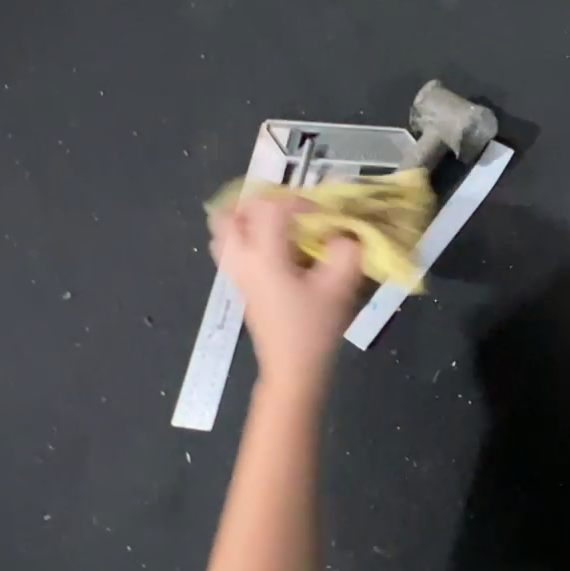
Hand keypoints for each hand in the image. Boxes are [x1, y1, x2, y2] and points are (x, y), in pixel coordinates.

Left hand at [210, 195, 364, 388]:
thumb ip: (346, 253)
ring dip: (246, 221)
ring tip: (274, 224)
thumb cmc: (314, 329)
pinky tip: (275, 249)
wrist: (292, 369)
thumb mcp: (339, 288)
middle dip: (254, 203)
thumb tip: (345, 234)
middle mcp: (244, 261)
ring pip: (223, 234)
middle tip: (282, 207)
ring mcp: (238, 276)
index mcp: (265, 256)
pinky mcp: (242, 288)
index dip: (297, 200)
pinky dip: (247, 240)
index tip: (320, 213)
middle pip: (228, 215)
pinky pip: (231, 252)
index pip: (270, 208)